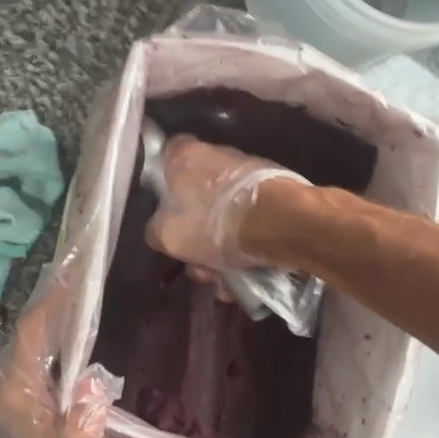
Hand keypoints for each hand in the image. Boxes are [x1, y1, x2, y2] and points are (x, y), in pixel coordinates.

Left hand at [0, 268, 120, 437]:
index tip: (73, 272)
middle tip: (81, 267)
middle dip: (53, 298)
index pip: (32, 333)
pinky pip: (32, 351)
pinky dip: (51, 331)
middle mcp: (2, 382)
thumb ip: (86, 416)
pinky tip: (72, 320)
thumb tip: (89, 382)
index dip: (52, 301)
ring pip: (29, 338)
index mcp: (16, 391)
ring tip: (79, 284)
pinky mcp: (15, 390)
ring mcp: (6, 385)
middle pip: (28, 329)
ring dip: (52, 312)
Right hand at [143, 135, 308, 274]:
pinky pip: (249, 225)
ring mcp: (248, 175)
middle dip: (195, 236)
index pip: (165, 158)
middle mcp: (217, 156)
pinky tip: (246, 278)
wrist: (281, 223)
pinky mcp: (275, 195)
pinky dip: (246, 249)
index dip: (162, 185)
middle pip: (196, 198)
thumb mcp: (168, 235)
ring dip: (221, 251)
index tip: (165, 214)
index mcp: (185, 156)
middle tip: (199, 264)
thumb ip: (157, 230)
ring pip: (223, 217)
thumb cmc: (214, 223)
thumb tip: (161, 231)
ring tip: (225, 281)